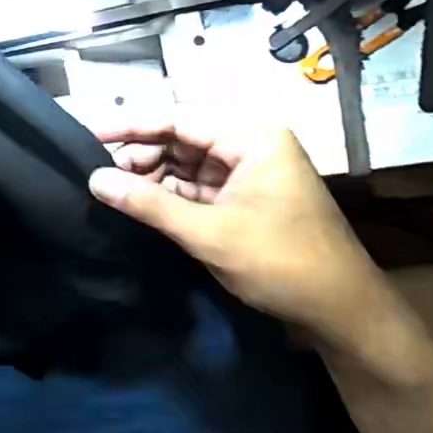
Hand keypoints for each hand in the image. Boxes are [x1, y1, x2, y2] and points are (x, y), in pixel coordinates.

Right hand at [89, 119, 432, 384]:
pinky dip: (172, 197)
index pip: (180, 120)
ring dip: (155, 178)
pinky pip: (201, 190)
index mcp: (252, 138)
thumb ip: (149, 203)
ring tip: (113, 189)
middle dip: (143, 156)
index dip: (132, 127)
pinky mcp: (246, 201)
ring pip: (189, 167)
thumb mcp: (209, 232)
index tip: (90, 134)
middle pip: (184, 141)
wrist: (342, 312)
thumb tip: (95, 180)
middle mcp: (251, 147)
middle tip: (100, 174)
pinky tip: (141, 203)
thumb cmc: (280, 262)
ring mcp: (250, 175)